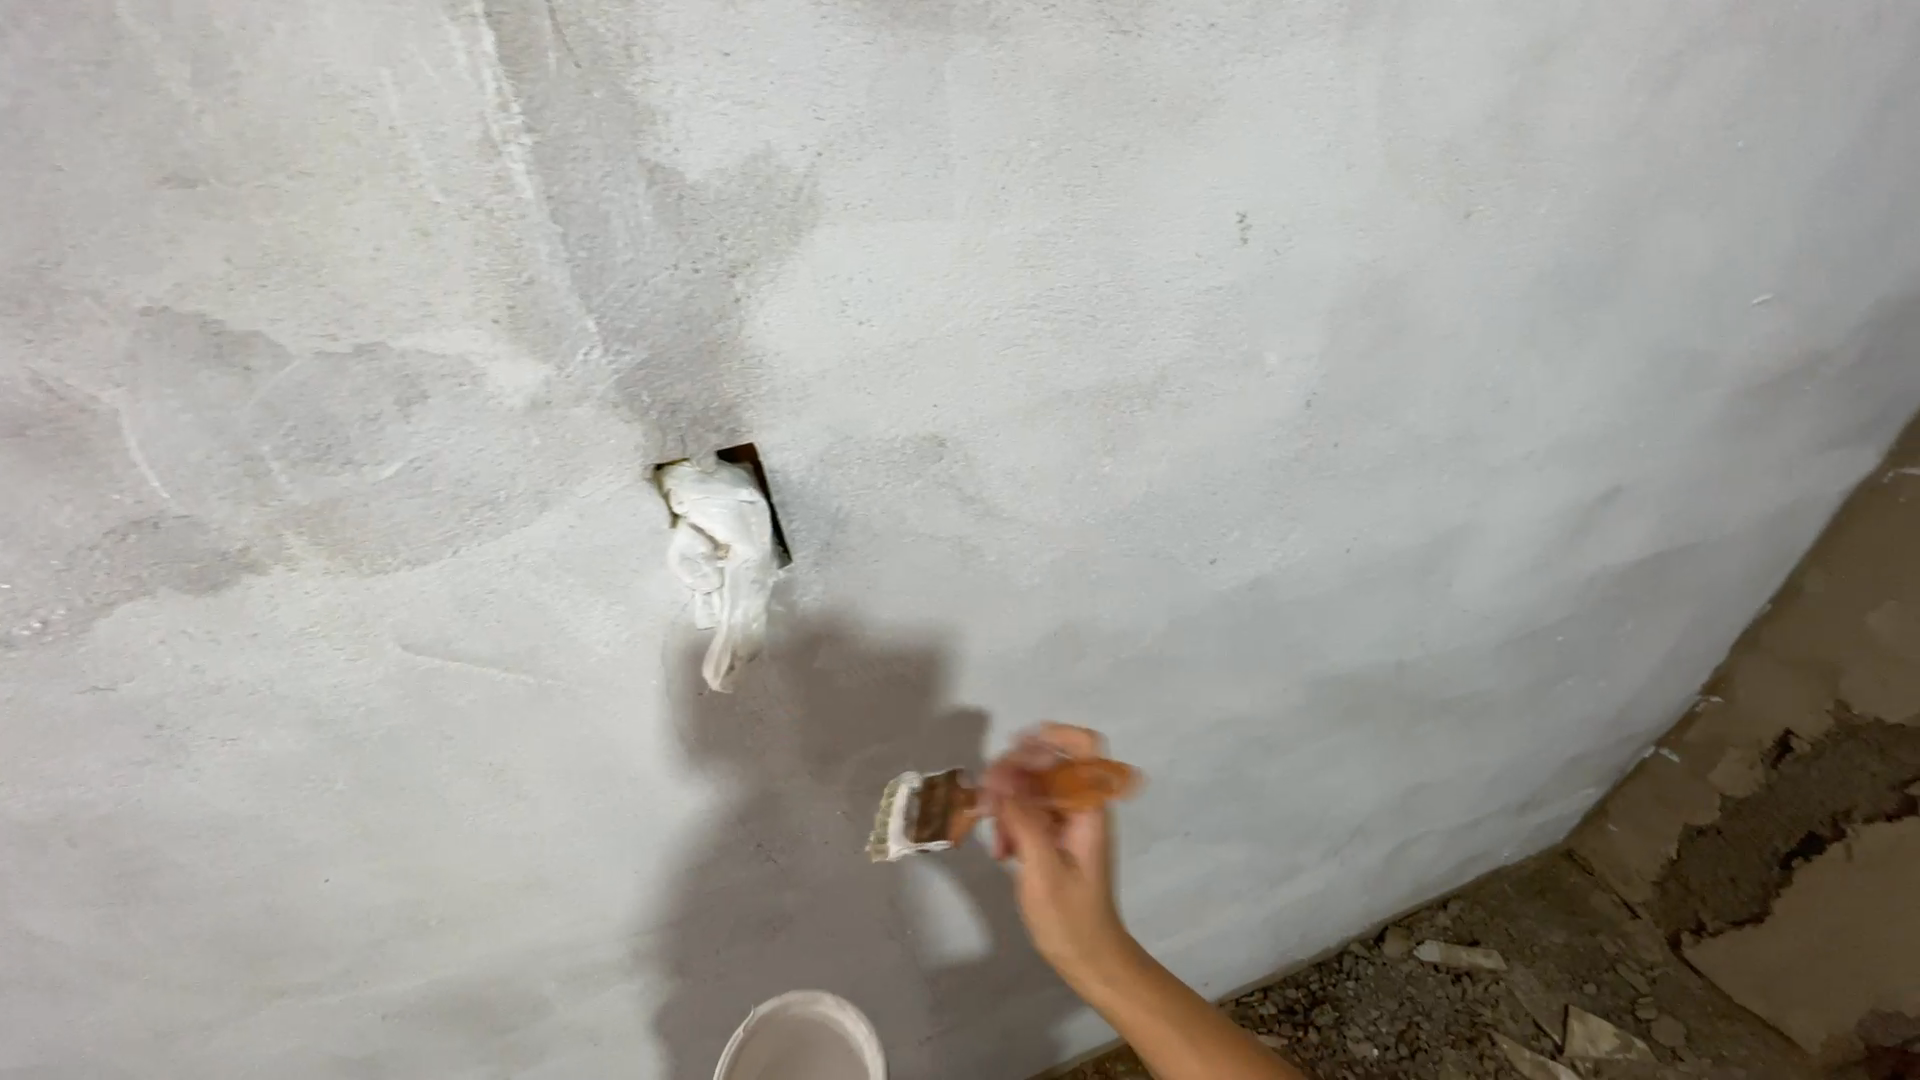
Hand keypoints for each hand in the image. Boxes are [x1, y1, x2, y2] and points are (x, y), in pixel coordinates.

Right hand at [984, 724, 1140, 991]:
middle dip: (1014, 771)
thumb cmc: (1071, 918)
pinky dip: (1009, 822)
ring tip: (990, 827)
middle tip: (987, 794)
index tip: (1018, 745)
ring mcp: (1066, 821)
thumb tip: (1004, 779)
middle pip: (1049, 762)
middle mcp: (1080, 806)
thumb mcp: (1043, 869)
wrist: (1089, 959)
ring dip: (1007, 800)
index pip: (1087, 748)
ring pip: (1032, 786)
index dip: (1057, 735)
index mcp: (1089, 808)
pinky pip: (1027, 811)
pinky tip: (999, 850)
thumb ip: (1024, 819)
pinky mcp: (1053, 837)